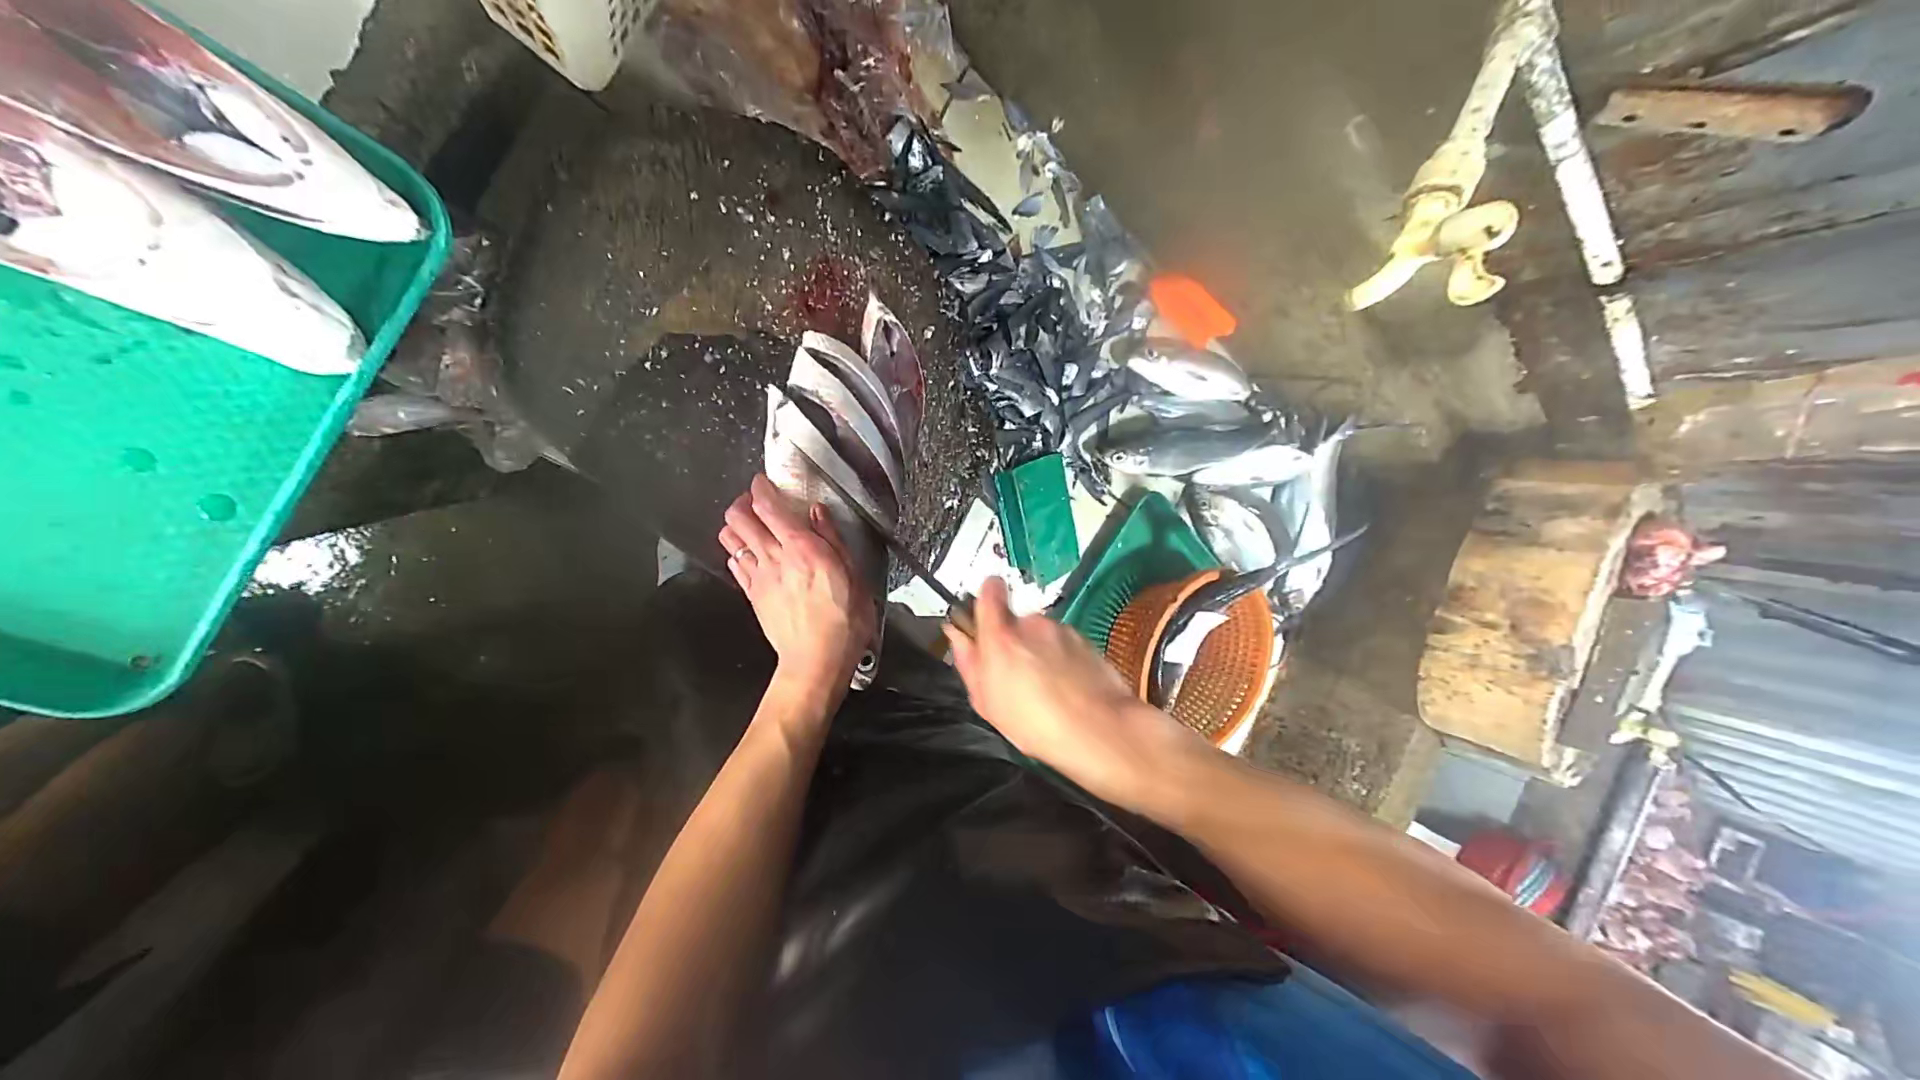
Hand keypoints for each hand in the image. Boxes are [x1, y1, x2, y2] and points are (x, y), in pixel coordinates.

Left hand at [719, 475, 874, 697]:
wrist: (816, 660)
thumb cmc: (843, 621)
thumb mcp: (853, 575)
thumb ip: (832, 539)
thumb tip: (818, 513)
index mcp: (801, 548)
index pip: (768, 506)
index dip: (760, 488)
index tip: (763, 481)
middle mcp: (774, 557)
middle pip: (739, 517)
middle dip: (742, 502)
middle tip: (755, 501)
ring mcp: (759, 577)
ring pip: (730, 538)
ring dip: (736, 525)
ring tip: (750, 524)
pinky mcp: (752, 595)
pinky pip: (734, 564)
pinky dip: (737, 552)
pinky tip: (749, 554)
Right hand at [944, 577, 1199, 807]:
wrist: (1099, 730)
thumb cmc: (1039, 724)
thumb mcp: (986, 701)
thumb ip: (969, 662)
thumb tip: (959, 640)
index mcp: (1001, 636)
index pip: (989, 591)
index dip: (985, 597)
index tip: (982, 611)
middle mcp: (1032, 625)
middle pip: (1014, 620)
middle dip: (1011, 640)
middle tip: (1011, 675)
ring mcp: (1062, 631)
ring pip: (1040, 635)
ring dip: (1038, 653)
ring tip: (1040, 690)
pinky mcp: (1085, 641)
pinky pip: (1063, 646)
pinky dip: (1061, 661)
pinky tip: (1062, 690)